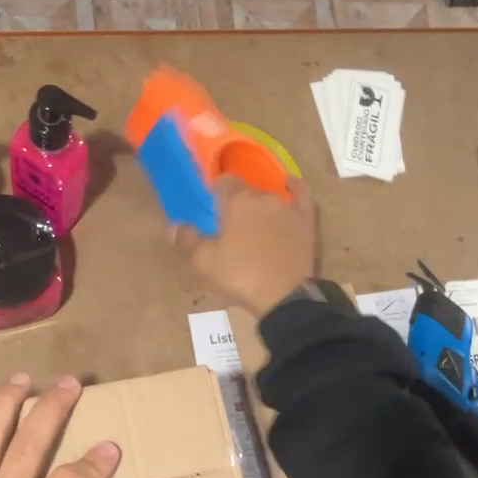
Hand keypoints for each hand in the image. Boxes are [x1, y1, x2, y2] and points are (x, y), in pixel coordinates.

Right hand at [169, 175, 316, 315]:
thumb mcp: (205, 263)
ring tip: (255, 224)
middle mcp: (263, 196)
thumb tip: (172, 226)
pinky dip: (294, 189)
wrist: (285, 296)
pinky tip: (289, 186)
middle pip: (246, 190)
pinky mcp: (305, 220)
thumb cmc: (241, 276)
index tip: (211, 209)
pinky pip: (301, 194)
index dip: (216, 192)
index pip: (224, 181)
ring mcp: (287, 207)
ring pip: (270, 196)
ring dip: (260, 205)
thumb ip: (187, 240)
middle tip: (231, 226)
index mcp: (236, 202)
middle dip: (237, 203)